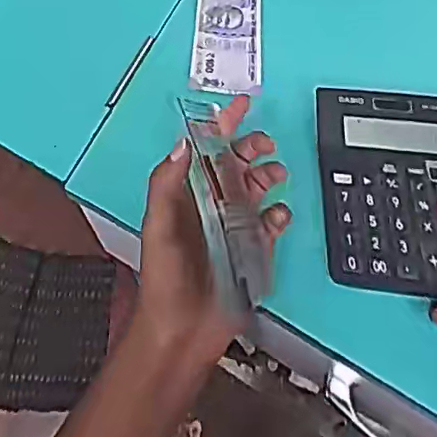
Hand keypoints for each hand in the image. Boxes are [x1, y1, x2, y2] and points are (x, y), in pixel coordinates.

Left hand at [134, 93, 290, 365]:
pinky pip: (271, 223)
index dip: (222, 124)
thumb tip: (180, 145)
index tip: (240, 105)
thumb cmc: (164, 279)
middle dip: (252, 146)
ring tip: (273, 175)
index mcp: (187, 193)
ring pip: (257, 187)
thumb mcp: (158, 226)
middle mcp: (210, 203)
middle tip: (264, 143)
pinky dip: (279, 215)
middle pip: (236, 163)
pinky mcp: (252, 248)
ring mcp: (233, 225)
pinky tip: (277, 216)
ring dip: (268, 175)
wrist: (181, 331)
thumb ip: (166, 184)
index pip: (205, 149)